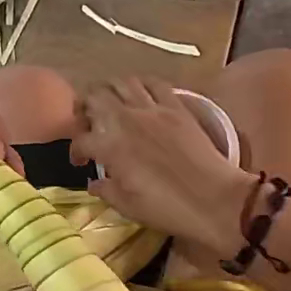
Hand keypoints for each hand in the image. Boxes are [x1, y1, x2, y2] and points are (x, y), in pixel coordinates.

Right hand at [71, 77, 250, 247]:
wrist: (214, 201)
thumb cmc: (166, 208)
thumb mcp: (126, 206)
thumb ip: (105, 189)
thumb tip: (94, 182)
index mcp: (110, 147)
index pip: (81, 140)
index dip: (75, 152)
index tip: (79, 163)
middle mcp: (126, 120)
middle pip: (95, 97)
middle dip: (85, 108)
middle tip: (88, 123)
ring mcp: (153, 110)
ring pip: (122, 82)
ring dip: (111, 90)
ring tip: (111, 104)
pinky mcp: (177, 107)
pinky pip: (155, 84)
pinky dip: (143, 86)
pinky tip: (141, 97)